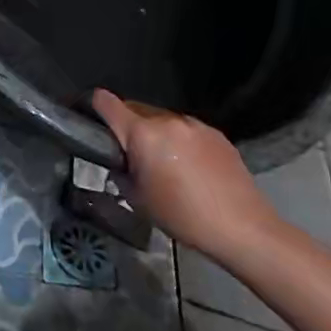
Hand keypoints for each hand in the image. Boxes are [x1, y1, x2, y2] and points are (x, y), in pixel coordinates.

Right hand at [91, 89, 279, 260]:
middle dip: (126, 127)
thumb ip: (120, 172)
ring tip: (162, 164)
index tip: (86, 118)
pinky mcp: (217, 135)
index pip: (106, 102)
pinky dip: (179, 142)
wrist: (243, 228)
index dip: (91, 105)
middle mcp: (168, 120)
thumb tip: (118, 163)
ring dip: (154, 134)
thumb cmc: (182, 216)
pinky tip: (188, 169)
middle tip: (128, 155)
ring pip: (161, 121)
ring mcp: (195, 125)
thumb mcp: (137, 198)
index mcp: (142, 133)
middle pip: (134, 110)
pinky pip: (185, 131)